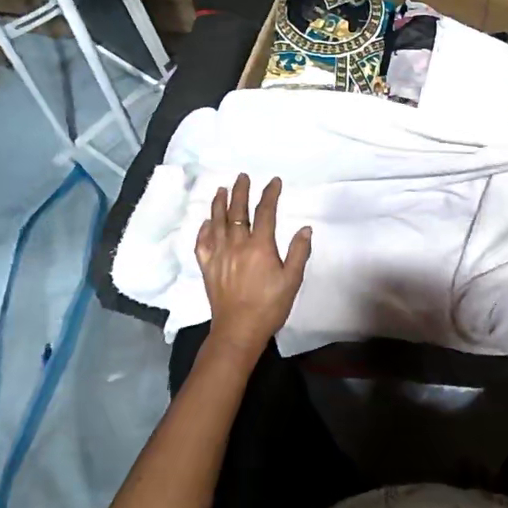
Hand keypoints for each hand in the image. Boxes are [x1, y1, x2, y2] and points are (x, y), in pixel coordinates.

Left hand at [195, 174, 312, 358]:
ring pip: (217, 222)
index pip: (265, 212)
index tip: (274, 181)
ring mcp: (219, 255)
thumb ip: (298, 252)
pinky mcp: (207, 267)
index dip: (270, 194)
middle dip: (240, 191)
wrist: (238, 330)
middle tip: (242, 176)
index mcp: (260, 246)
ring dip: (218, 203)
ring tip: (220, 189)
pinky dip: (204, 229)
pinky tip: (206, 222)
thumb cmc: (270, 306)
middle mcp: (237, 245)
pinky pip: (202, 242)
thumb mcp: (292, 280)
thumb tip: (305, 228)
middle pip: (237, 211)